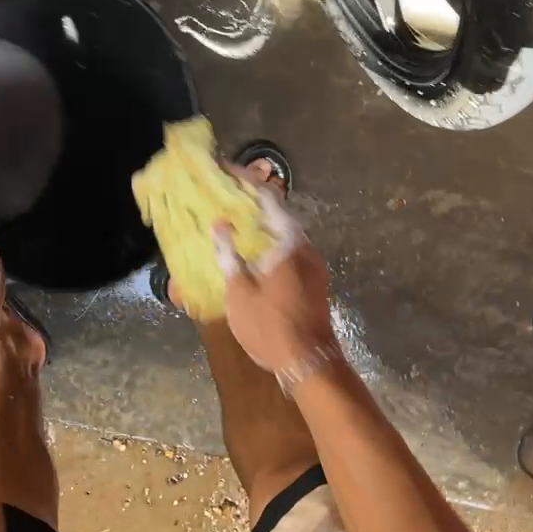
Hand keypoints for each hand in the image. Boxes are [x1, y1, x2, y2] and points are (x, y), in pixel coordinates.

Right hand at [215, 167, 336, 378]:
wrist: (309, 363)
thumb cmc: (270, 326)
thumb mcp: (240, 291)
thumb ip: (229, 255)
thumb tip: (220, 225)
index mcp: (288, 244)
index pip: (267, 199)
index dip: (246, 181)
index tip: (226, 168)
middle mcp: (305, 247)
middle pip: (279, 212)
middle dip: (253, 199)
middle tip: (227, 190)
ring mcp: (312, 264)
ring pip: (284, 231)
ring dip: (261, 221)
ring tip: (234, 216)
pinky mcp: (312, 280)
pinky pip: (288, 248)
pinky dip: (268, 240)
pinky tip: (251, 248)